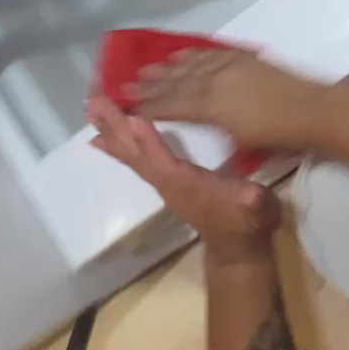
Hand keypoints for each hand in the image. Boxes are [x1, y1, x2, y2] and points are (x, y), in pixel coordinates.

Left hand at [88, 94, 280, 253]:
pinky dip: (117, 146)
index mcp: (190, 186)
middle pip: (137, 155)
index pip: (165, 163)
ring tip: (91, 110)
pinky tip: (100, 138)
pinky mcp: (163, 182)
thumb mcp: (257, 208)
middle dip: (116, 128)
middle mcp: (168, 184)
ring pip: (131, 156)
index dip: (150, 143)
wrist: (237, 247)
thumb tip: (250, 194)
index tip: (133, 118)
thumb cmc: (248, 223)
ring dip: (110, 132)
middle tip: (94, 102)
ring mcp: (162, 184)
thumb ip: (252, 201)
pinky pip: (135, 160)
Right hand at [134, 52, 332, 150]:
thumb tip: (198, 130)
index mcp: (211, 108)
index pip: (171, 106)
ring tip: (146, 68)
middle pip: (175, 83)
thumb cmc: (280, 138)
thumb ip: (214, 135)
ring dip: (166, 68)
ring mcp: (230, 67)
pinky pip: (210, 54)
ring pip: (190, 65)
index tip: (126, 106)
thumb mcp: (242, 145)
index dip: (148, 106)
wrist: (314, 112)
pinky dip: (193, 54)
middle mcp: (215, 83)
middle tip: (123, 84)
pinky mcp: (244, 58)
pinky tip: (182, 54)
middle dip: (149, 85)